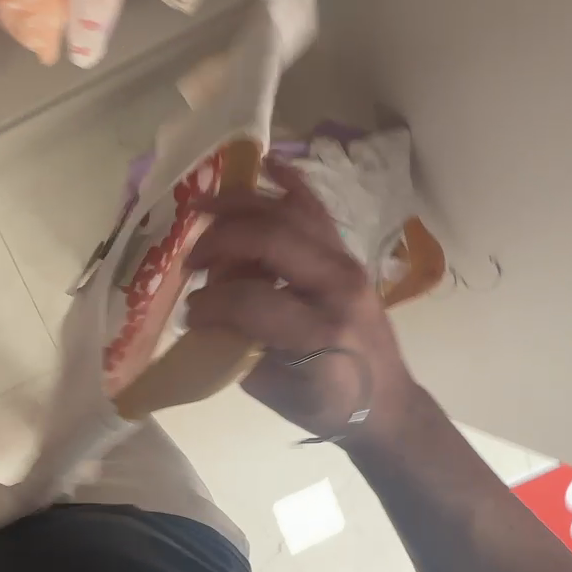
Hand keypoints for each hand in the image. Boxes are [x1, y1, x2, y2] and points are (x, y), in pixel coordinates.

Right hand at [184, 158, 417, 443]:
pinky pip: (316, 210)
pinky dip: (289, 185)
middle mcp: (337, 287)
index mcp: (319, 332)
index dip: (209, 303)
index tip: (188, 314)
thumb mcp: (272, 389)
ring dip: (242, 205)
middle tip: (190, 260)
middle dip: (219, 241)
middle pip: (271, 239)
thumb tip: (206, 313)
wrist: (383, 402)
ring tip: (203, 207)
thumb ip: (237, 347)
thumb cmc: (325, 405)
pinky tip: (264, 166)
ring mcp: (346, 264)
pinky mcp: (347, 256)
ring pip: (291, 214)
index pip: (251, 300)